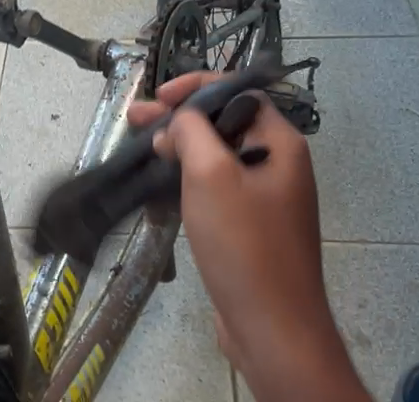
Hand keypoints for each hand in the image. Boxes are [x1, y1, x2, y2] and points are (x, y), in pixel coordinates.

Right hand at [130, 73, 371, 401]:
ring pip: (218, 157)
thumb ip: (191, 132)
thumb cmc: (244, 244)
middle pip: (225, 123)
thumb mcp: (211, 175)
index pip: (238, 92)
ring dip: (181, 147)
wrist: (274, 331)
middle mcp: (279, 164)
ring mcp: (267, 198)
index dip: (196, 88)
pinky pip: (219, 188)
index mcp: (281, 143)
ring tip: (142, 146)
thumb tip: (178, 123)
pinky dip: (190, 179)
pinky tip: (161, 183)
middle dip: (180, 118)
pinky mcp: (252, 228)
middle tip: (137, 119)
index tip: (159, 97)